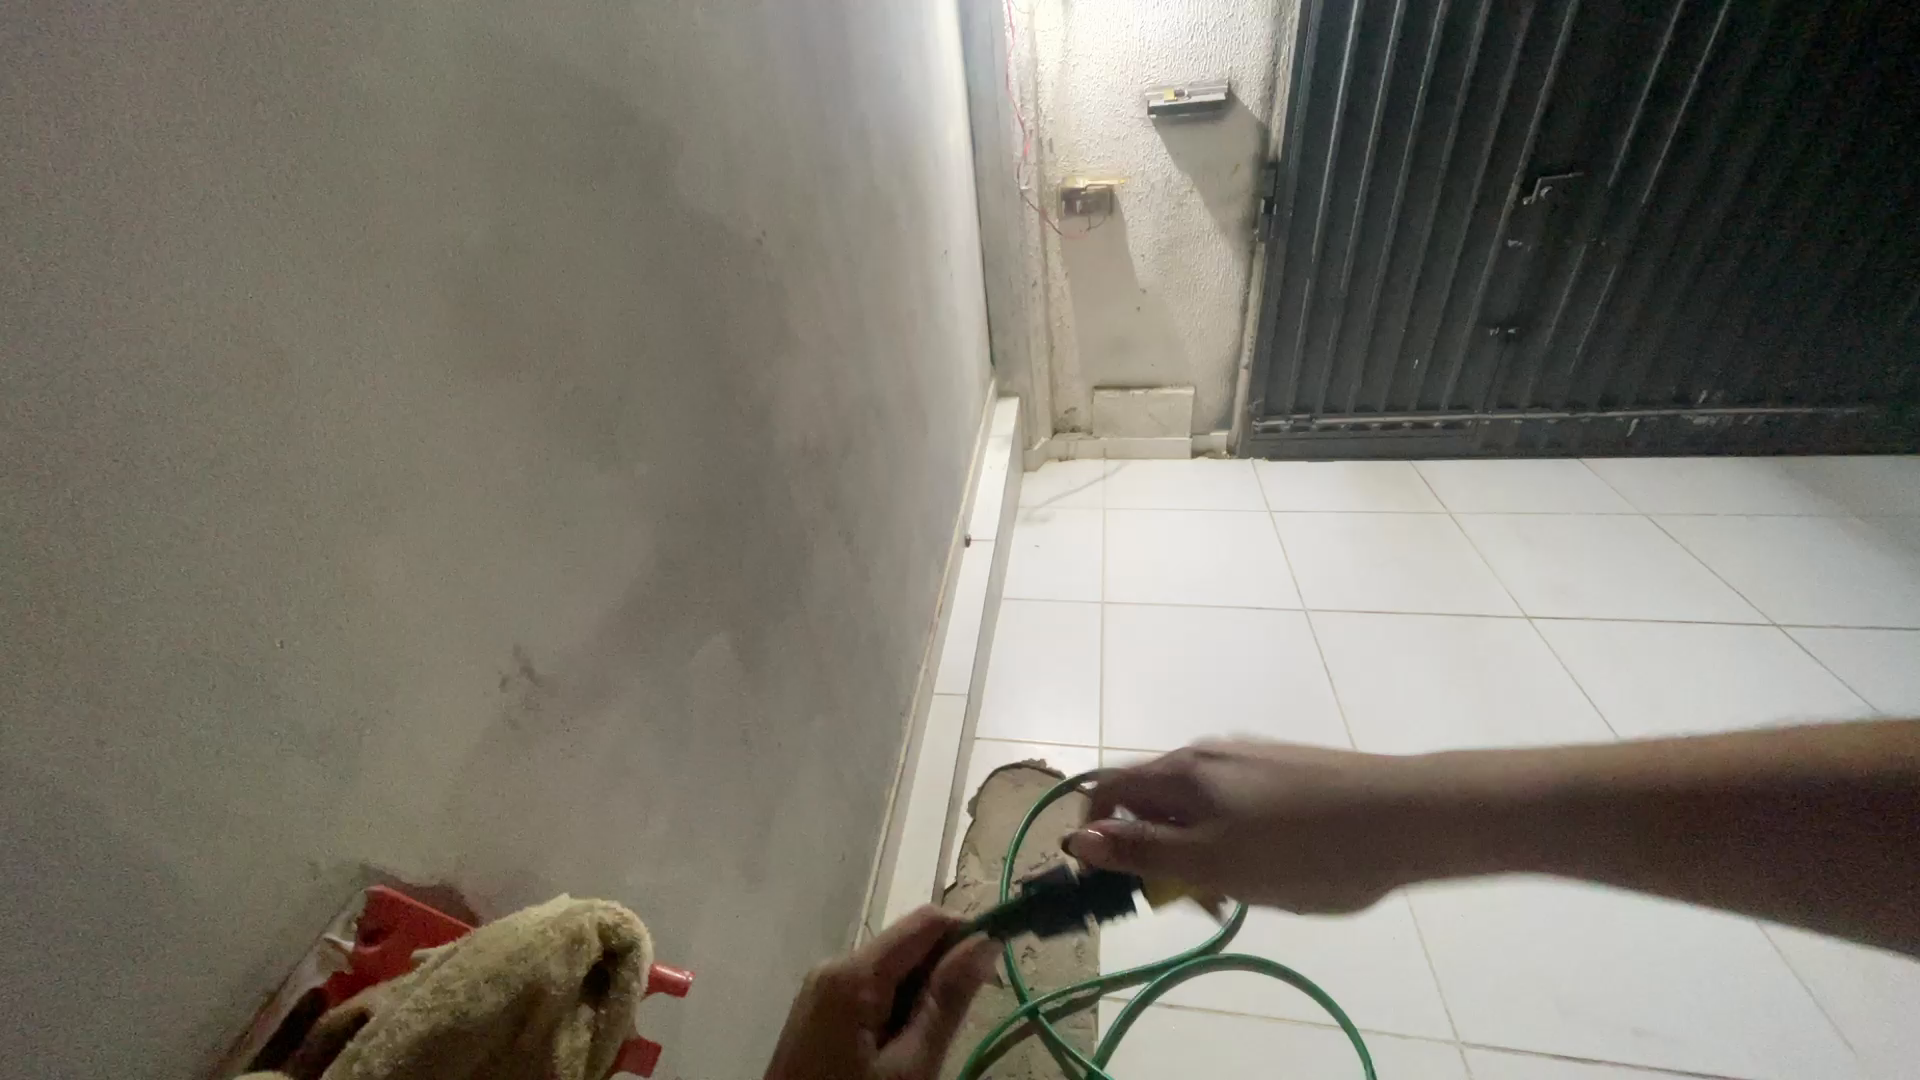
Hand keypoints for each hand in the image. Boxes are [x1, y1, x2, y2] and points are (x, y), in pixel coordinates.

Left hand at [763, 906, 998, 1079]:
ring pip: (891, 971)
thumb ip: (947, 1000)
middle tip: (955, 1028)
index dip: (966, 933)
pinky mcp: (817, 1010)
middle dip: (940, 974)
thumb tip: (986, 940)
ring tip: (923, 1050)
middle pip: (907, 945)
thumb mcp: (910, 1068)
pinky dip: (894, 1010)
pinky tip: (896, 1053)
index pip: (926, 921)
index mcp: (853, 971)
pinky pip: (869, 991)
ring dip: (918, 998)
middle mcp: (833, 964)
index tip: (995, 968)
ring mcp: (820, 987)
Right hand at [1064, 739, 1454, 913]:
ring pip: (1194, 802)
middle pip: (1151, 797)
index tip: (1115, 880)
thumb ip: (1143, 851)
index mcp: (1180, 771)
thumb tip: (1078, 839)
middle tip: (1194, 898)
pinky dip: (1226, 832)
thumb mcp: (1214, 863)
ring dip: (1193, 845)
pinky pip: (1230, 799)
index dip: (1096, 830)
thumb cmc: (1301, 849)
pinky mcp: (1279, 766)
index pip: (1108, 789)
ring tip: (1239, 889)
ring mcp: (1244, 756)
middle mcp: (1204, 753)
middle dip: (1155, 847)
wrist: (1406, 816)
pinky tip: (1272, 863)